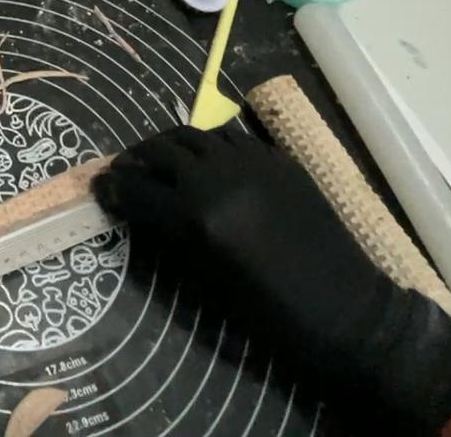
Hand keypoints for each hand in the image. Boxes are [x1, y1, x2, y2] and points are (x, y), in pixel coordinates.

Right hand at [92, 126, 450, 435]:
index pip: (138, 190)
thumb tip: (139, 210)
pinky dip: (206, 143)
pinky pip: (228, 136)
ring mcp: (250, 163)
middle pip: (158, 151)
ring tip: (157, 157)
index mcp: (197, 218)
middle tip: (123, 171)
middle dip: (133, 160)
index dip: (112, 188)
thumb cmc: (273, 315)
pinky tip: (204, 158)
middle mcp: (217, 179)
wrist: (351, 314)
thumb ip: (170, 237)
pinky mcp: (275, 159)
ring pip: (191, 134)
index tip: (99, 187)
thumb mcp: (208, 283)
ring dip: (166, 144)